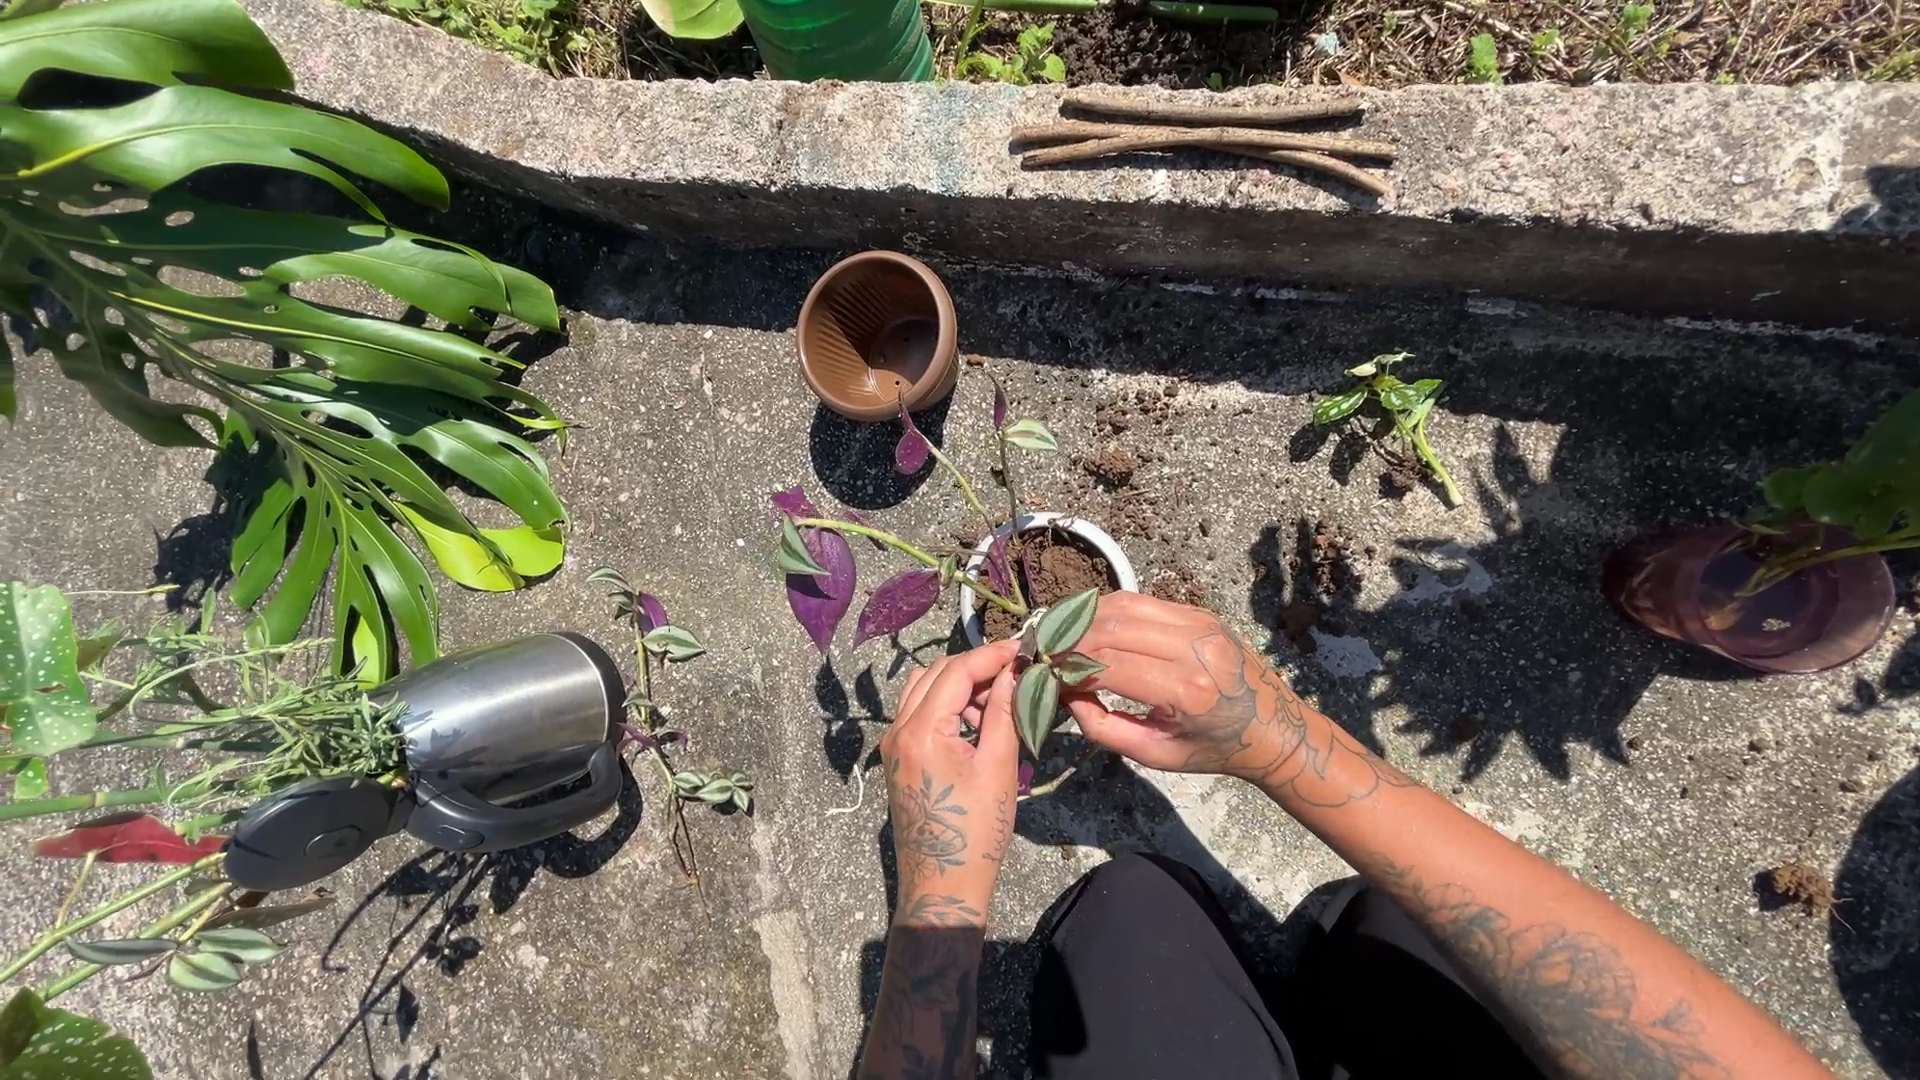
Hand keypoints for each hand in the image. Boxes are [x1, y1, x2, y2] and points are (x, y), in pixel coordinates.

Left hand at [880, 638, 1020, 927]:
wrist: (942, 887)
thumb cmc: (976, 831)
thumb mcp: (998, 766)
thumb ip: (1004, 712)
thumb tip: (1014, 673)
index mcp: (921, 730)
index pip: (956, 671)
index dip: (991, 654)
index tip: (1023, 648)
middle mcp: (897, 729)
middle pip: (936, 673)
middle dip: (975, 666)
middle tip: (1014, 672)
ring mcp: (892, 744)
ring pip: (923, 689)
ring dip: (959, 684)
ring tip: (998, 699)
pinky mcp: (896, 758)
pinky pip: (918, 712)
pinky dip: (946, 705)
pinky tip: (976, 721)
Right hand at [1064, 593, 1410, 806]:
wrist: (1274, 726)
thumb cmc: (1214, 749)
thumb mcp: (1156, 755)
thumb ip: (1102, 727)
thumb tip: (1064, 692)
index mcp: (1187, 691)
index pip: (1108, 664)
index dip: (1068, 665)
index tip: (1042, 673)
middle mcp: (1194, 647)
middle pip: (1111, 627)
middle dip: (1068, 637)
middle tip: (1041, 650)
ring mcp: (1198, 623)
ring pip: (1122, 604)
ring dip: (1083, 617)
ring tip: (1058, 634)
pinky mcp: (1197, 611)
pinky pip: (1140, 600)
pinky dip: (1106, 609)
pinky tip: (1087, 624)